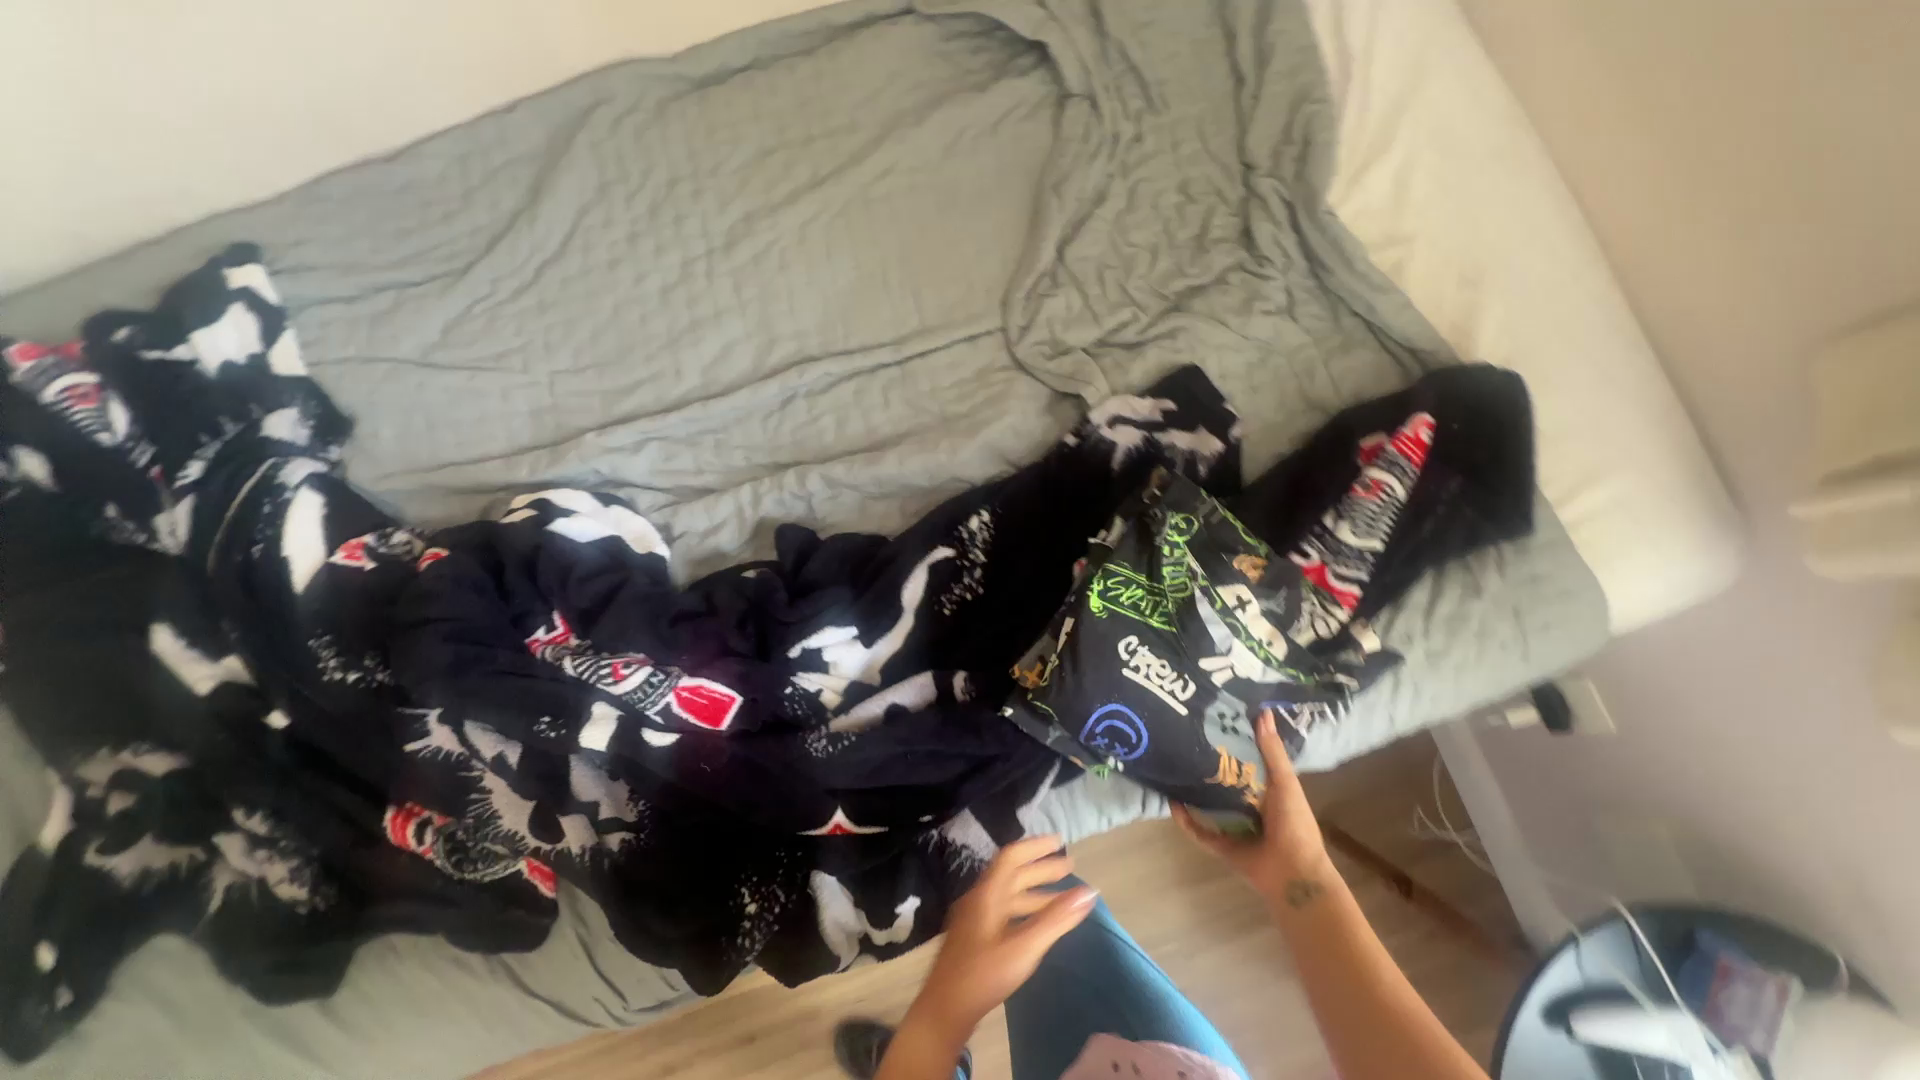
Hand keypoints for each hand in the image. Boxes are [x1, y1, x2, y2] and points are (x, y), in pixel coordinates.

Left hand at [913, 835, 1098, 1032]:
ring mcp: (975, 919)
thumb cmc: (983, 975)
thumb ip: (1056, 919)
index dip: (1035, 847)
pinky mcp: (975, 937)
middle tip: (1069, 868)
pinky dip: (1026, 910)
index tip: (1059, 842)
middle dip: (1041, 869)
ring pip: (1008, 895)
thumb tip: (1089, 892)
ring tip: (1062, 898)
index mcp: (987, 894)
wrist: (944, 1009)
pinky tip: (1038, 924)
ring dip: (1035, 892)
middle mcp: (979, 900)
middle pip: (1011, 875)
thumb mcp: (1024, 947)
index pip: (1011, 857)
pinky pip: (1004, 912)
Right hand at [1173, 708, 1331, 901]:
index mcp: (1267, 790)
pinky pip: (1198, 829)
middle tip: (1187, 741)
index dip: (1232, 743)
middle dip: (1208, 765)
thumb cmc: (1294, 824)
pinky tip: (1173, 802)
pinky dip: (1185, 819)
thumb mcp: (1285, 782)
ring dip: (1193, 790)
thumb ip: (1272, 751)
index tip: (1214, 722)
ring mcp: (1232, 826)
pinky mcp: (1220, 845)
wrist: (1293, 872)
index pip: (1245, 762)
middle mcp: (1248, 806)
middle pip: (1223, 782)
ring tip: (1174, 767)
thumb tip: (1262, 712)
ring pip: (1207, 804)